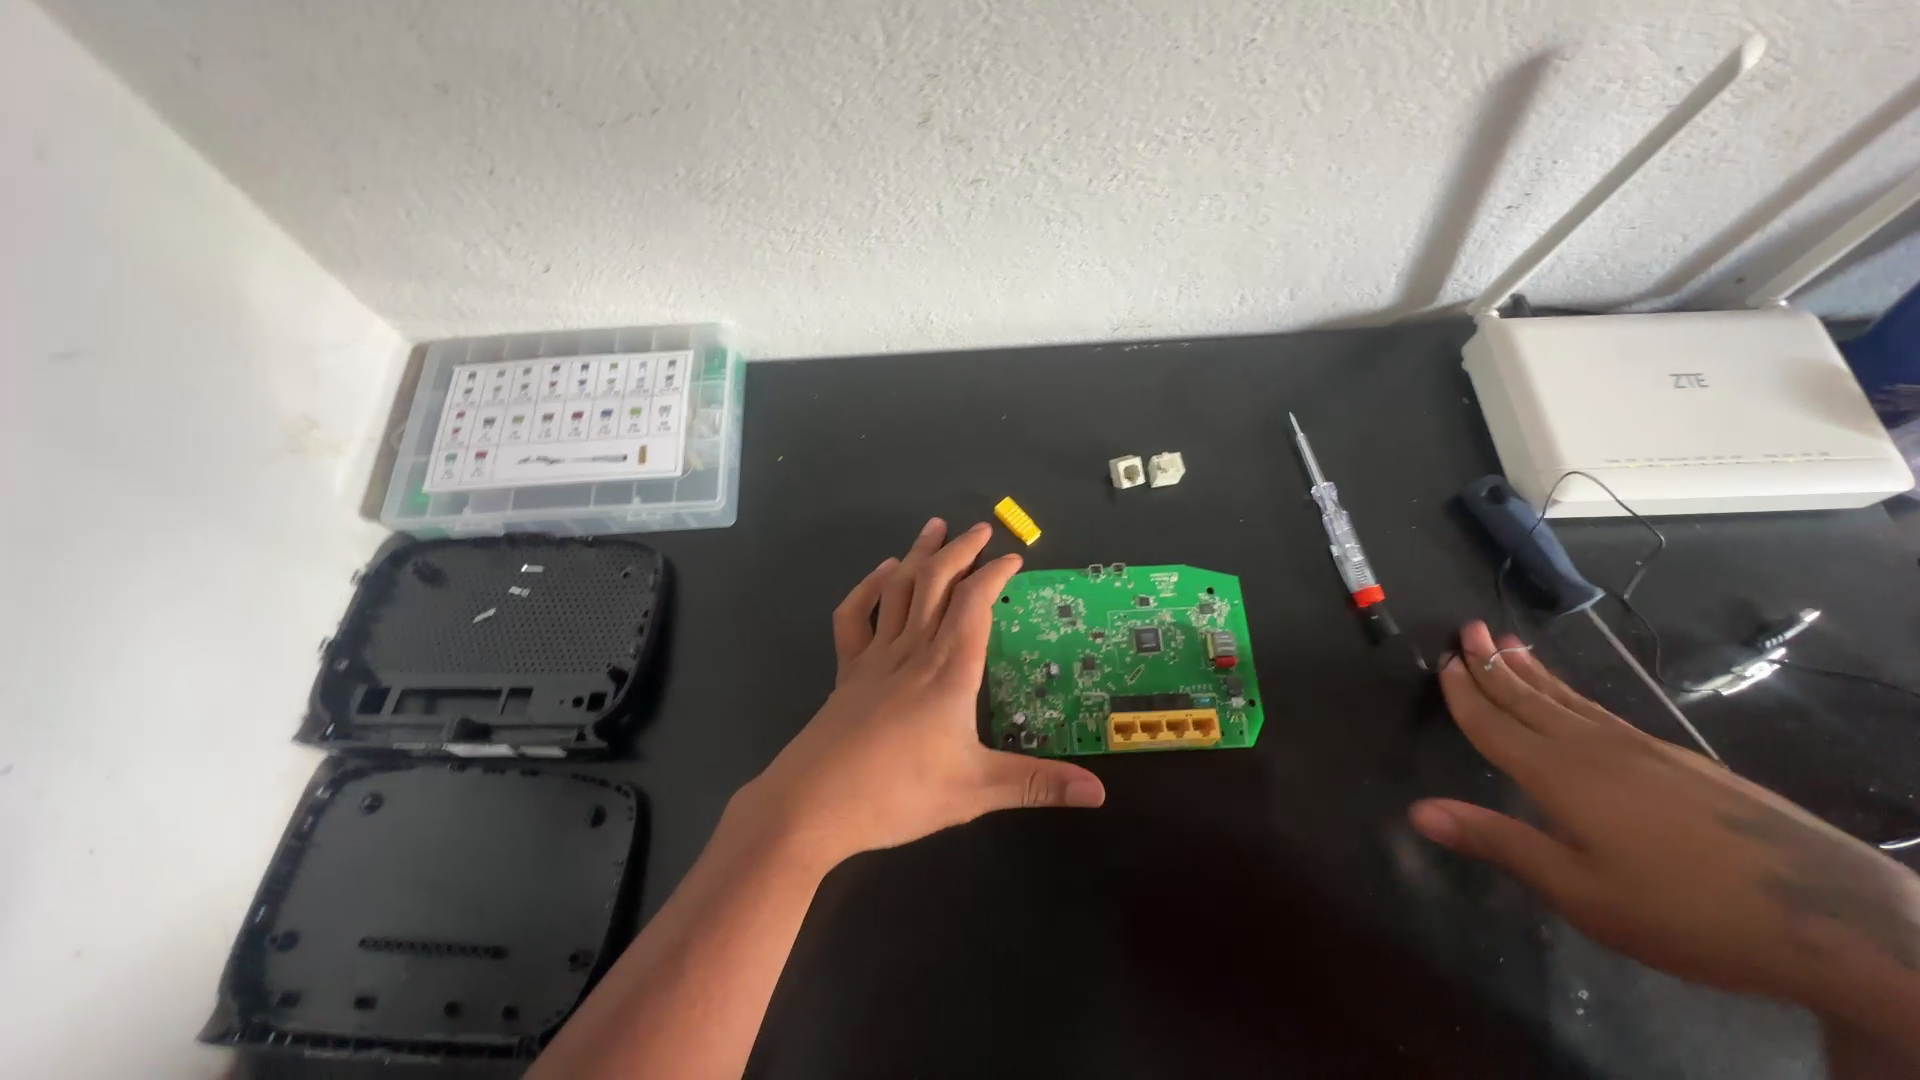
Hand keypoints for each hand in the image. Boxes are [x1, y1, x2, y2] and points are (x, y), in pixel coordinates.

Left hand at [735, 518, 1105, 871]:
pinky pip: (854, 617)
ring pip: (898, 589)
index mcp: (950, 670)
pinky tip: (881, 574)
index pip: (974, 603)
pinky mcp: (847, 673)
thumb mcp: (976, 792)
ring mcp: (874, 658)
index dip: (994, 574)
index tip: (1012, 558)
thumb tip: (1099, 792)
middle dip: (960, 551)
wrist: (812, 803)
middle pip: (936, 582)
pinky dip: (868, 588)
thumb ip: (1037, 785)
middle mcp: (913, 652)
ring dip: (918, 555)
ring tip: (934, 527)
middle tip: (980, 528)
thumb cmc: (898, 794)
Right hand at [1411, 621, 1919, 1033]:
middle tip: (1470, 628)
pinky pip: (1604, 713)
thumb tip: (1418, 809)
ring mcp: (1645, 751)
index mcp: (1561, 776)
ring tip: (1511, 646)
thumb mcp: (1579, 890)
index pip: (1497, 726)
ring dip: (1534, 673)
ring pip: (1571, 701)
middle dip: (1495, 665)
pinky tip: (1575, 700)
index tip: (1443, 660)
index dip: (1466, 695)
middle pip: (1532, 699)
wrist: (1827, 915)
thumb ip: (1498, 842)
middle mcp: (1597, 750)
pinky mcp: (1681, 762)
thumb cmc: (1682, 910)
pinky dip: (1573, 696)